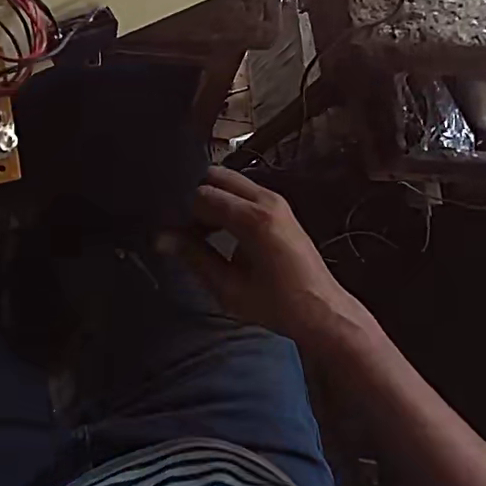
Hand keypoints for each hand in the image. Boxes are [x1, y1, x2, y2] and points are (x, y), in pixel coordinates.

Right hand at [181, 166, 373, 347]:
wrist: (322, 309)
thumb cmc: (277, 305)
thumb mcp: (228, 288)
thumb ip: (194, 257)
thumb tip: (163, 238)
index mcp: (254, 219)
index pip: (202, 195)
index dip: (182, 213)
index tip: (173, 233)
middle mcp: (267, 200)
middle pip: (215, 176)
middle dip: (195, 197)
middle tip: (185, 228)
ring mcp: (276, 200)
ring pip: (230, 180)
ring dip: (211, 198)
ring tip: (201, 232)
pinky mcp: (280, 206)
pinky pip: (244, 190)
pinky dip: (226, 202)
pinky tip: (221, 231)